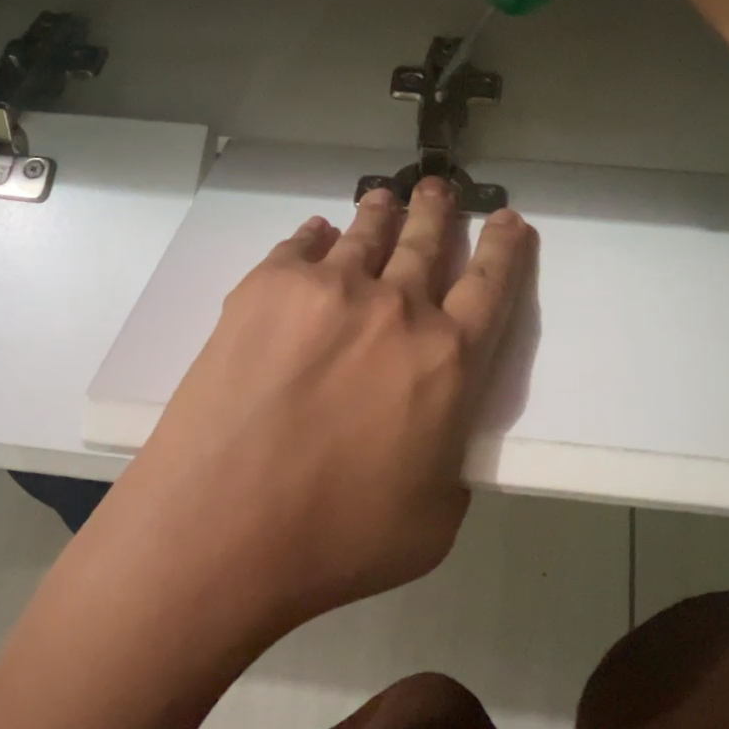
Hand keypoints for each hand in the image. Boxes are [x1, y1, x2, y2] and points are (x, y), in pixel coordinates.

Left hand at [111, 179, 538, 624]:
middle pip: (428, 243)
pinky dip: (316, 236)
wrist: (220, 527)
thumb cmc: (337, 540)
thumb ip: (449, 463)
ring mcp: (328, 289)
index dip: (505, 248)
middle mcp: (396, 308)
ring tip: (386, 198)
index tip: (508, 218)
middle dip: (439, 212)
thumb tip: (433, 430)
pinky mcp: (266, 288)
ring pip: (367, 233)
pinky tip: (316, 234)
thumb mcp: (434, 522)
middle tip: (439, 189)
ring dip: (382, 212)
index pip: (492, 285)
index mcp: (448, 361)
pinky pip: (301, 246)